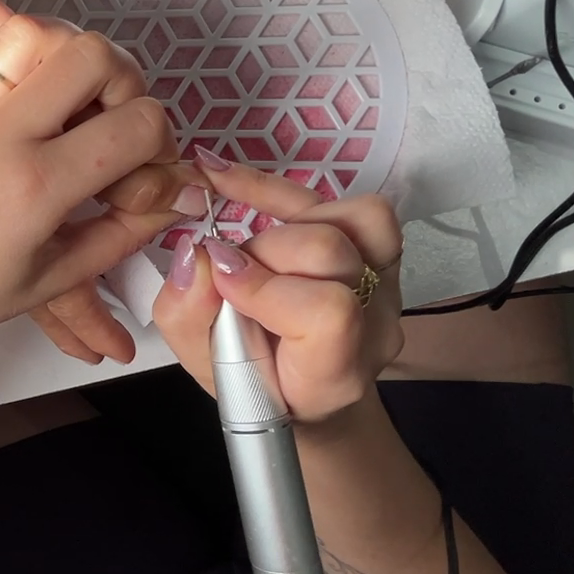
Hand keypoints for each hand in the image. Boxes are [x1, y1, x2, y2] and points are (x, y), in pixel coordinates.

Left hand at [0, 0, 185, 368]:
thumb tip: (170, 195)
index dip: (160, 140)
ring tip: (60, 92)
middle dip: (123, 81)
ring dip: (61, 49)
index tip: (144, 161)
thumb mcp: (53, 279)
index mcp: (36, 187)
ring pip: (27, 31)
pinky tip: (0, 57)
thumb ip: (123, 233)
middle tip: (111, 119)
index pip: (136, 124)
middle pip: (91, 56)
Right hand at [153, 155, 404, 420]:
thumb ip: (186, 314)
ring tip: (249, 245)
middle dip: (262, 249)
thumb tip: (194, 254)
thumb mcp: (199, 364)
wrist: (300, 389)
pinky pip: (349, 202)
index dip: (264, 284)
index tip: (218, 276)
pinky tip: (234, 183)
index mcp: (333, 372)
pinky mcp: (379, 253)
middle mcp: (375, 326)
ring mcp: (387, 287)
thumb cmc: (249, 383)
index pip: (326, 312)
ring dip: (285, 222)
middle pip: (331, 252)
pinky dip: (288, 190)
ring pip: (356, 218)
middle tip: (227, 269)